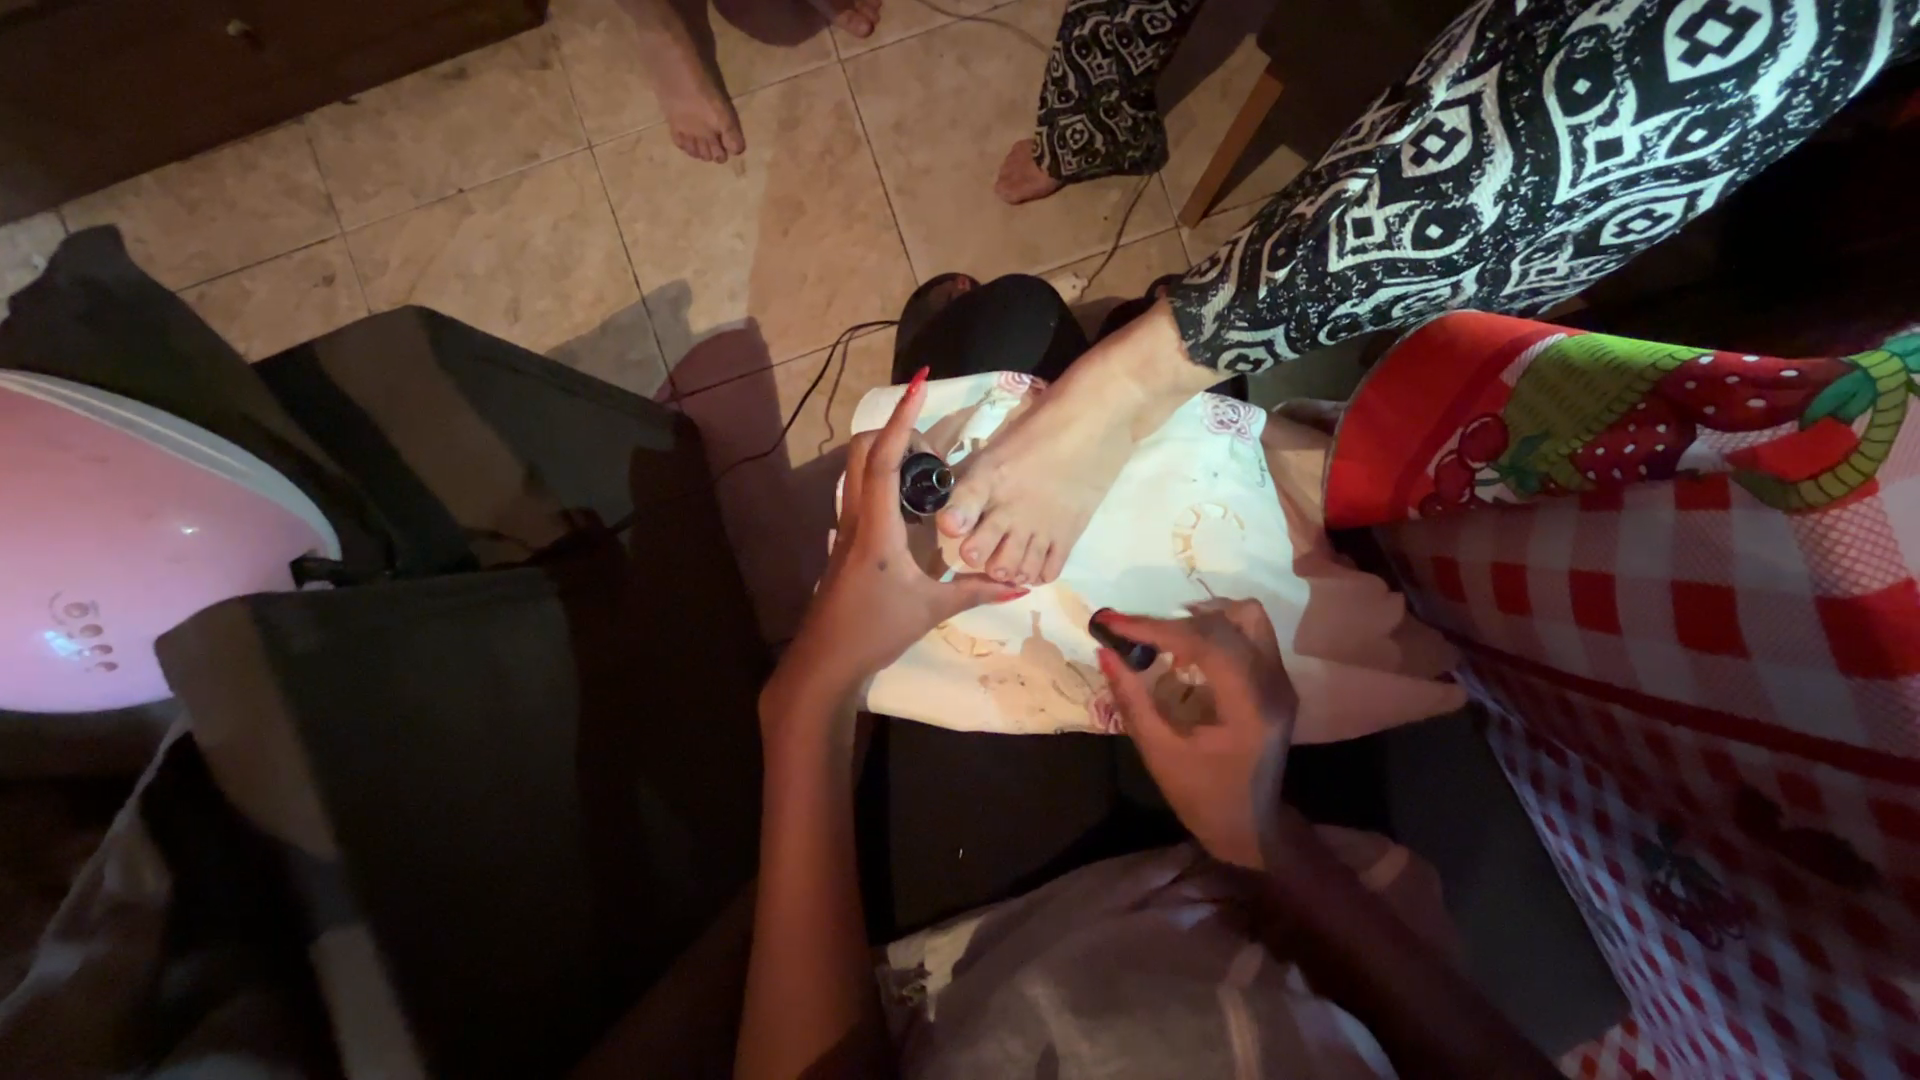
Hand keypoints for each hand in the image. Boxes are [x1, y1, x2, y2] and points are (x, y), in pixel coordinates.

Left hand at [763, 370, 1027, 725]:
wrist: (825, 661)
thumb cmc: (875, 630)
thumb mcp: (931, 609)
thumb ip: (975, 591)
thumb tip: (1019, 583)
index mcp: (877, 527)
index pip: (886, 460)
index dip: (903, 420)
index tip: (919, 386)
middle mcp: (856, 518)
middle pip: (863, 453)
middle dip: (894, 429)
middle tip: (931, 436)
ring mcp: (845, 529)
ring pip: (858, 472)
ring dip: (887, 452)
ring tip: (926, 463)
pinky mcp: (845, 542)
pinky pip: (861, 494)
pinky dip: (883, 479)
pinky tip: (910, 502)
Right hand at [1095, 600, 1297, 867]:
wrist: (1252, 827)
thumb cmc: (1203, 797)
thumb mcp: (1158, 752)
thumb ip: (1132, 698)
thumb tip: (1105, 651)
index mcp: (1248, 707)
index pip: (1206, 644)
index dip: (1156, 627)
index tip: (1114, 624)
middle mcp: (1273, 685)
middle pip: (1230, 621)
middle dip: (1173, 622)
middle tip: (1133, 633)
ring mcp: (1281, 681)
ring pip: (1247, 618)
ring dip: (1201, 619)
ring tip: (1164, 638)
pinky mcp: (1276, 681)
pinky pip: (1249, 635)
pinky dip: (1215, 632)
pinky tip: (1186, 653)